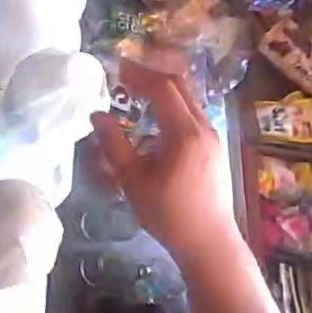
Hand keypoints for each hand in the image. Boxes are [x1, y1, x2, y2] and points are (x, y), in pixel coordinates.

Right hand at [91, 62, 242, 273]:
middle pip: (179, 87)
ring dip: (162, 89)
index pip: (163, 88)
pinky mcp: (214, 147)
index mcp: (185, 133)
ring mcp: (213, 137)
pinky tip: (155, 117)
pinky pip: (193, 113)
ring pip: (188, 99)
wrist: (209, 243)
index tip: (116, 69)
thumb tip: (97, 115)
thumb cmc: (168, 213)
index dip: (139, 75)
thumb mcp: (133, 180)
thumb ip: (114, 144)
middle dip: (150, 76)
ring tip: (136, 91)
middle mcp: (204, 128)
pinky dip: (172, 104)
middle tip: (124, 75)